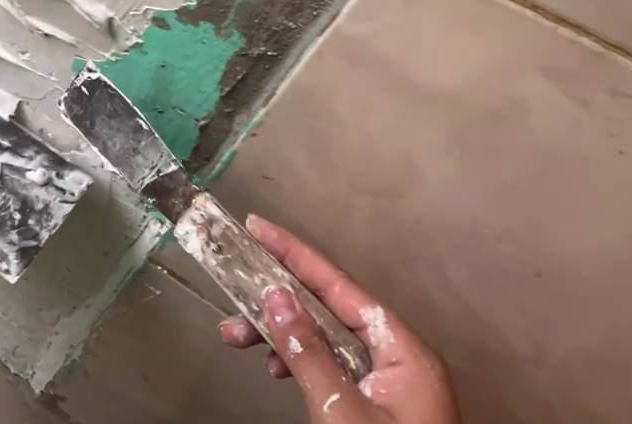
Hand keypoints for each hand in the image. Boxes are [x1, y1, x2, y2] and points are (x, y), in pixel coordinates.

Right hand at [218, 216, 458, 423]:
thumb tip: (275, 293)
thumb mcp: (341, 413)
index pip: (336, 284)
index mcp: (401, 349)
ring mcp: (389, 383)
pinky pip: (330, 365)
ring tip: (236, 338)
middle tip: (230, 294)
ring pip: (323, 339)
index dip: (293, 253)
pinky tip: (273, 368)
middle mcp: (397, 356)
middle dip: (275, 300)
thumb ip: (307, 351)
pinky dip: (297, 361)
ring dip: (279, 334)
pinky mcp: (377, 407)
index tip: (254, 226)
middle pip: (326, 309)